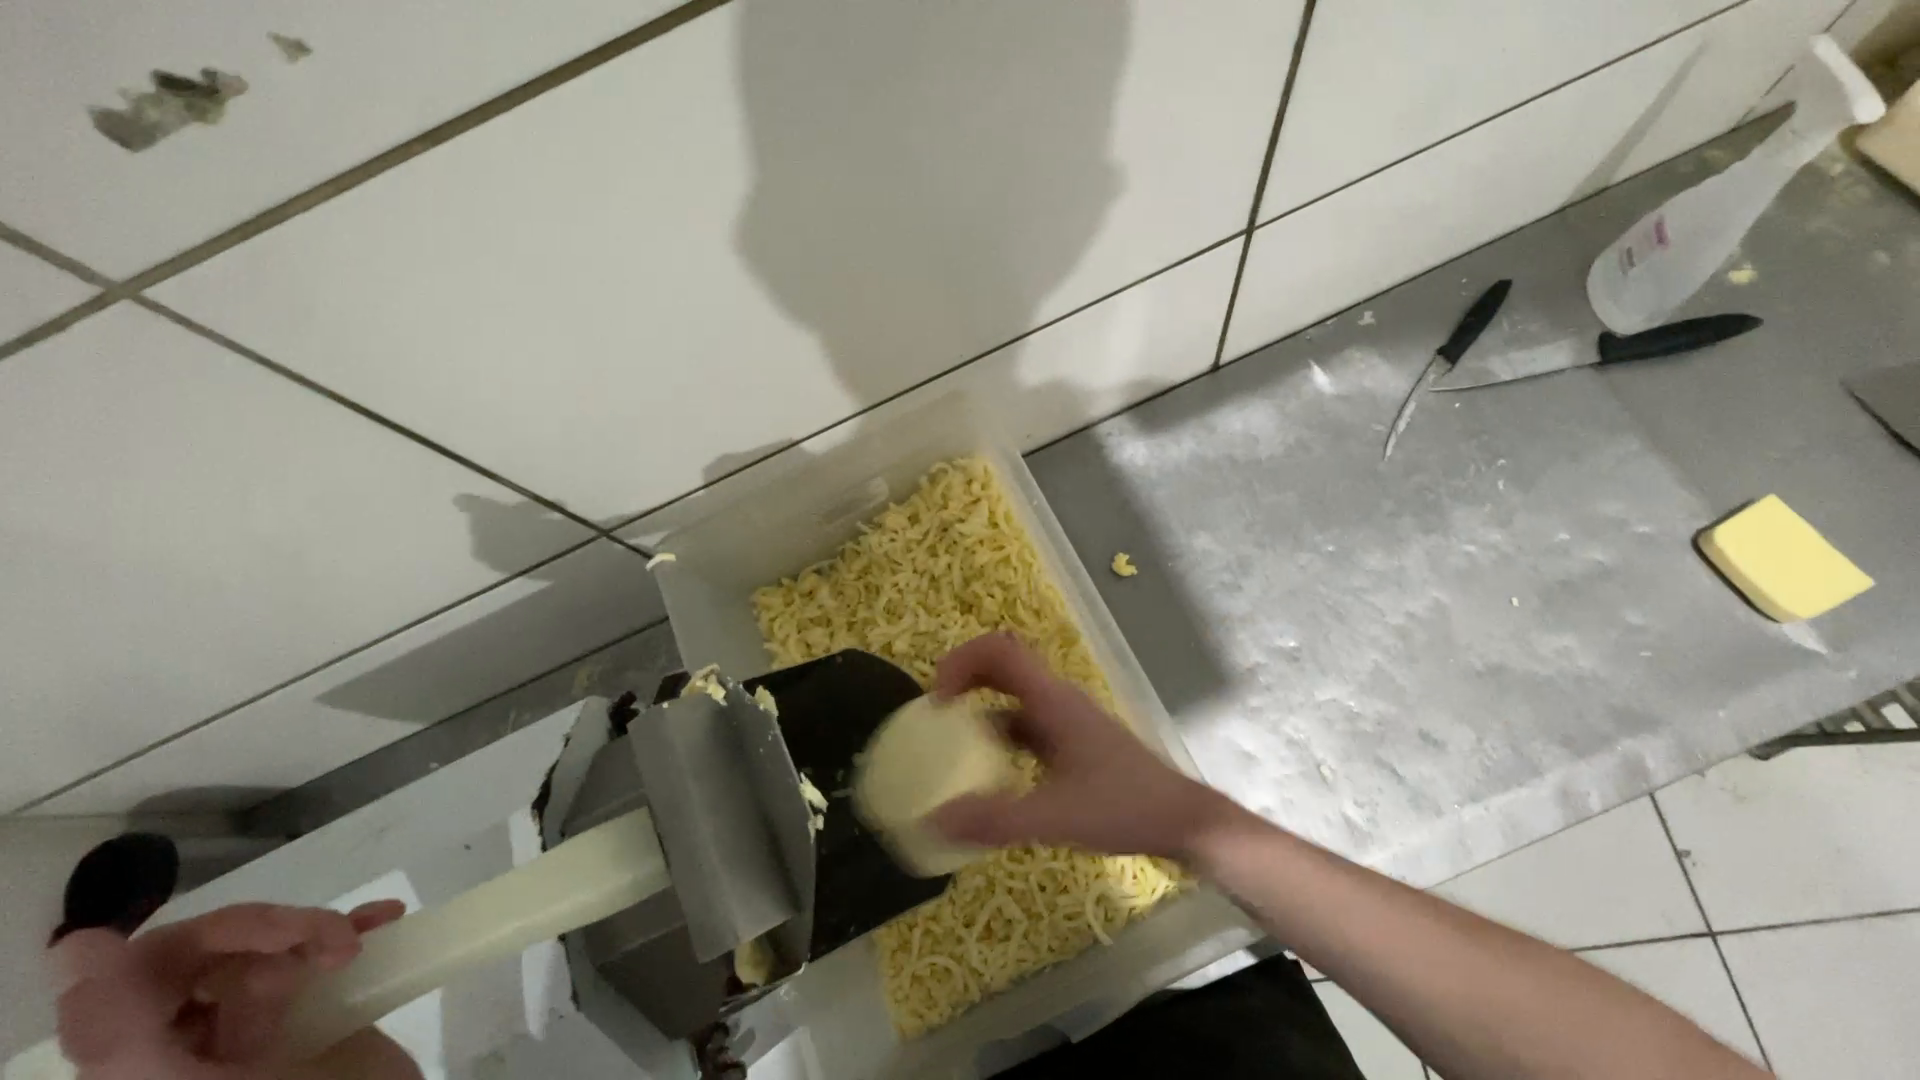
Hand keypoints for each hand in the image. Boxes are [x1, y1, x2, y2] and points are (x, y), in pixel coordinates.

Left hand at [54, 900, 410, 1079]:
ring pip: (272, 944)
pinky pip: (327, 953)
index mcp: (143, 1061)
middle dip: (274, 930)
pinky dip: (358, 926)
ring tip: (356, 947)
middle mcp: (191, 1039)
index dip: (201, 937)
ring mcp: (259, 1024)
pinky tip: (387, 920)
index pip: (143, 971)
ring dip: (321, 927)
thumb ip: (116, 1032)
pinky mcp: (318, 1013)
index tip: (269, 938)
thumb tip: (73, 944)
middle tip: (328, 944)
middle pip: (212, 949)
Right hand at [926, 633, 1238, 860]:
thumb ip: (995, 819)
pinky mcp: (1071, 744)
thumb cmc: (1125, 808)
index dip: (960, 661)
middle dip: (962, 682)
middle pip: (1001, 668)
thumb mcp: (1055, 817)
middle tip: (935, 718)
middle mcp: (1057, 701)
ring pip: (1012, 699)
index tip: (936, 701)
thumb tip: (933, 819)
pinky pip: (1023, 727)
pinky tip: (988, 778)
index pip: (1000, 650)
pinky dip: (998, 740)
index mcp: (1052, 701)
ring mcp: (1066, 722)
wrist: (1181, 820)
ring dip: (978, 713)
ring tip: (951, 749)